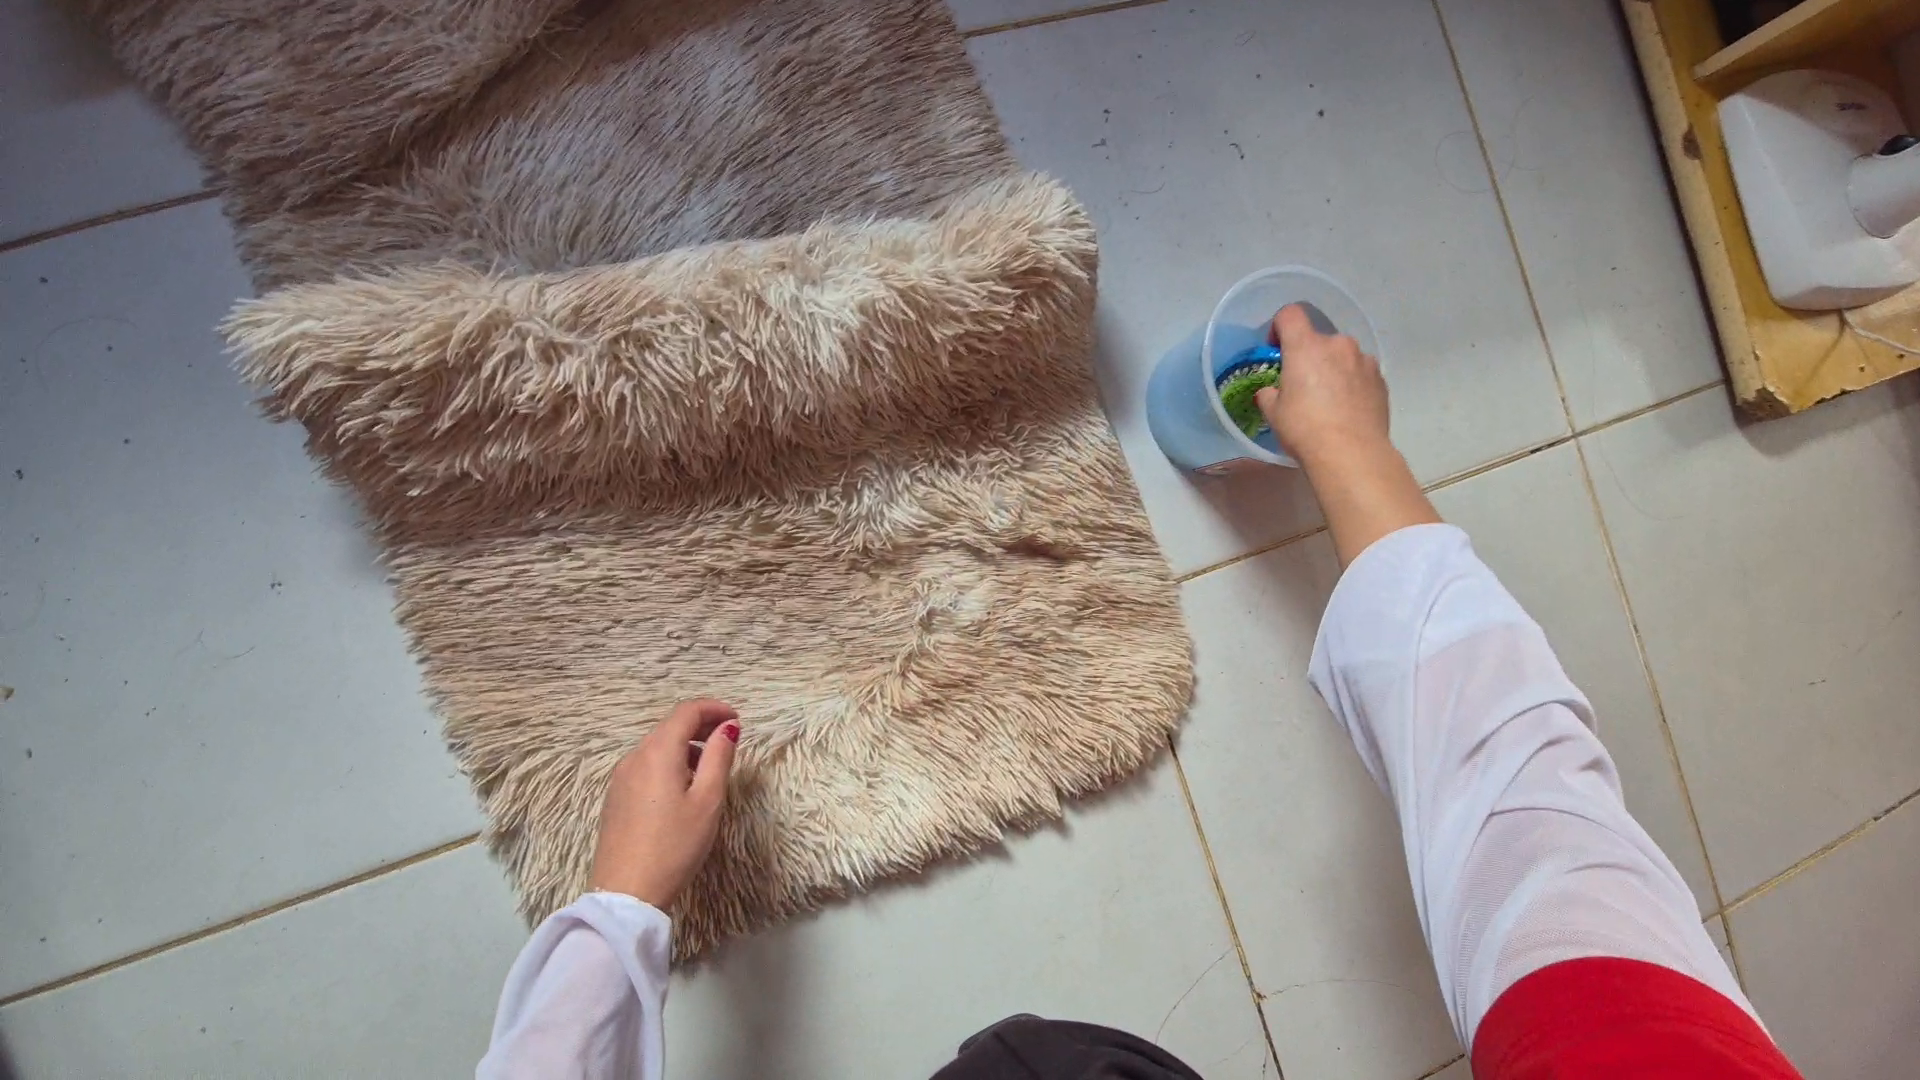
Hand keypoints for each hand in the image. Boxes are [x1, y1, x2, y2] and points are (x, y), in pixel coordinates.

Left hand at [587, 699, 739, 910]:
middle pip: (670, 725)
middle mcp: (635, 757)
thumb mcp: (708, 800)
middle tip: (730, 740)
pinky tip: (684, 787)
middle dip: (702, 725)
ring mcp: (621, 778)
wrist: (626, 895)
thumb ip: (719, 757)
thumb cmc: (675, 845)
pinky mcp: (616, 797)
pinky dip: (670, 762)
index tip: (737, 721)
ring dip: (686, 745)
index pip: (687, 711)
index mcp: (658, 752)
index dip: (714, 709)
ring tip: (710, 767)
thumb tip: (728, 727)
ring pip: (658, 745)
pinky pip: (647, 764)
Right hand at [1254, 304, 1389, 466]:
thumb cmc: (1304, 428)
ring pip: (1341, 355)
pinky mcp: (1381, 379)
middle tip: (1300, 384)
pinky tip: (1346, 408)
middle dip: (1307, 355)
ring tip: (1327, 399)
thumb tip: (1271, 392)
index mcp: (1306, 347)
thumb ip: (1270, 394)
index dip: (1278, 327)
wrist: (1351, 452)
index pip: (1290, 315)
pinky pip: (1360, 372)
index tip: (1275, 348)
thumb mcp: (1273, 413)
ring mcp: (1364, 360)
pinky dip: (1351, 383)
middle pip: (1318, 339)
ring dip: (1332, 368)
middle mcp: (1338, 345)